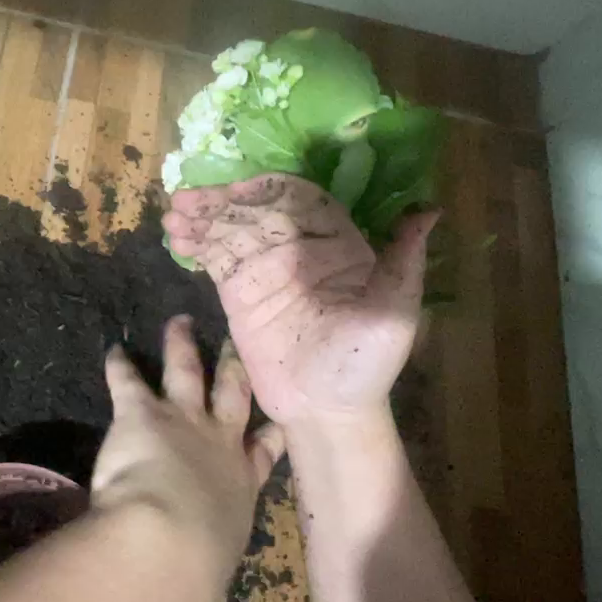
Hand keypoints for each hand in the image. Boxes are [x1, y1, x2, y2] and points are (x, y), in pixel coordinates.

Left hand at [90, 316, 285, 599]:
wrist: (171, 541)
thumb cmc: (195, 563)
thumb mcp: (214, 558)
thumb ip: (209, 548)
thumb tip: (198, 567)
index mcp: (239, 484)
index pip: (261, 451)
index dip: (268, 432)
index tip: (274, 420)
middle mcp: (219, 443)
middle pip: (233, 395)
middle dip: (234, 368)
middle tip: (236, 343)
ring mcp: (184, 421)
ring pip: (187, 372)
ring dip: (182, 346)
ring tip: (179, 322)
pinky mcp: (143, 412)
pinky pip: (130, 380)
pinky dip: (120, 364)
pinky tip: (113, 349)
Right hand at [162, 174, 438, 431]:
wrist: (325, 411)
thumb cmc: (364, 366)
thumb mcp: (395, 311)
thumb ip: (403, 259)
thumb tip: (429, 210)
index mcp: (335, 244)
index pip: (297, 200)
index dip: (265, 189)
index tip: (237, 190)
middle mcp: (296, 250)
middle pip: (254, 211)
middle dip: (220, 201)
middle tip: (185, 198)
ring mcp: (263, 271)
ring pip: (229, 231)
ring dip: (200, 218)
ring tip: (172, 214)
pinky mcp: (238, 293)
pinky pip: (214, 259)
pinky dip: (194, 244)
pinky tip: (175, 237)